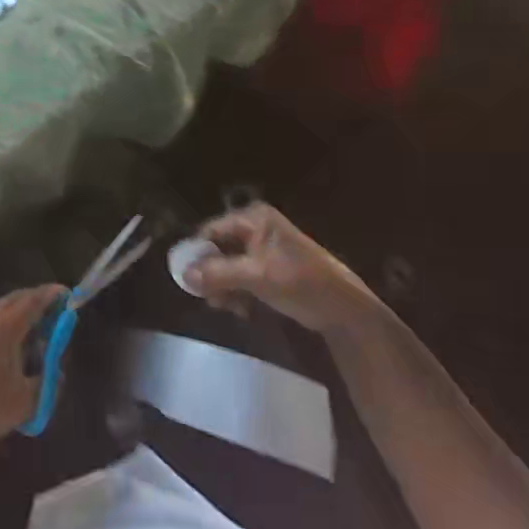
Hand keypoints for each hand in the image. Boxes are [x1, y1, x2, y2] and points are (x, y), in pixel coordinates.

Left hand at [0, 284, 65, 453]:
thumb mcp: (28, 399)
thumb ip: (49, 380)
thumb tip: (56, 369)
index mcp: (4, 326)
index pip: (34, 300)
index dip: (54, 296)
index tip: (71, 297)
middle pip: (20, 298)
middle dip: (42, 302)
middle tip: (62, 315)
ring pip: (7, 306)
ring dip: (26, 312)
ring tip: (44, 330)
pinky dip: (13, 320)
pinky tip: (21, 342)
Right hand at [186, 203, 377, 334]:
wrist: (345, 309)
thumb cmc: (302, 283)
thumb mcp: (257, 277)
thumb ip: (218, 274)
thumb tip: (183, 275)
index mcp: (253, 218)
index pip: (211, 230)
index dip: (197, 253)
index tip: (188, 279)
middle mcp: (255, 227)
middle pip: (218, 249)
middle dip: (212, 275)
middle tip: (210, 300)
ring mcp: (262, 248)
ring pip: (227, 265)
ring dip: (224, 287)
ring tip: (228, 308)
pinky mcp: (268, 268)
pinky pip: (240, 276)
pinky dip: (237, 292)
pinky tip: (242, 310)